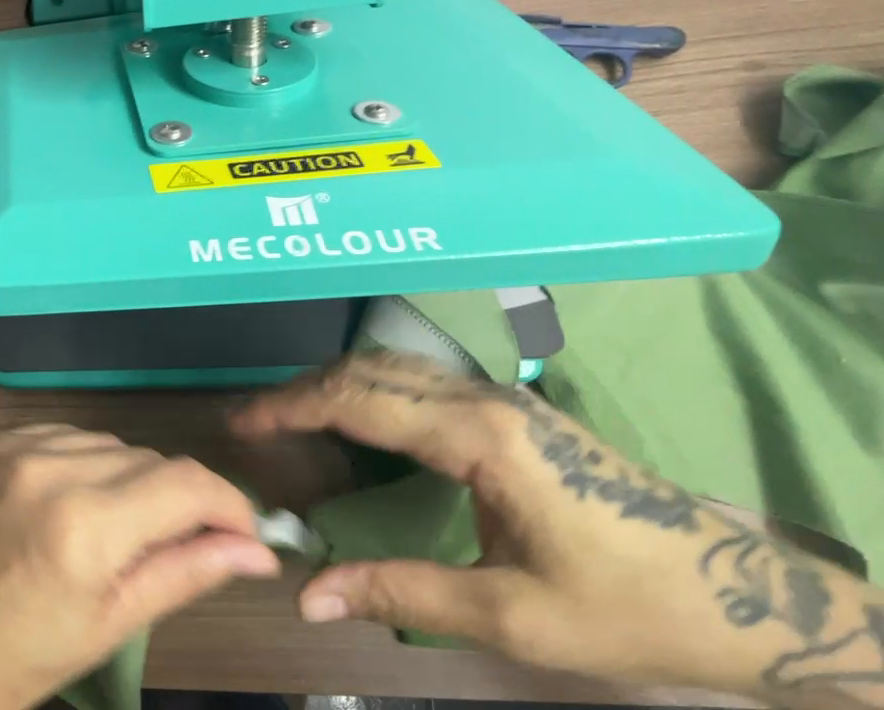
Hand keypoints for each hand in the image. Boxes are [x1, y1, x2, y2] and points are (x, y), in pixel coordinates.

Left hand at [0, 424, 279, 709]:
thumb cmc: (18, 656)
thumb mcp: (111, 624)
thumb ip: (186, 572)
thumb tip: (258, 551)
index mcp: (86, 524)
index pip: (187, 483)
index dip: (229, 505)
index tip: (242, 535)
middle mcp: (50, 468)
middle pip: (149, 459)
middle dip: (177, 499)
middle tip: (177, 544)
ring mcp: (11, 446)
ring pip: (108, 443)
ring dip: (129, 478)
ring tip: (116, 528)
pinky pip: (61, 435)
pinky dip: (82, 462)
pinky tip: (72, 500)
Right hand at [231, 353, 883, 707]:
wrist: (744, 599)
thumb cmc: (625, 607)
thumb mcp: (510, 615)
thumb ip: (401, 593)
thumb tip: (308, 597)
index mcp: (479, 438)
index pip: (358, 401)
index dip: (290, 407)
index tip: (240, 423)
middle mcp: (484, 401)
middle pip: (369, 372)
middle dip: (302, 391)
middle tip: (252, 423)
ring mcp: (503, 401)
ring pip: (394, 369)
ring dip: (334, 386)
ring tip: (290, 419)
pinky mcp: (514, 414)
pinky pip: (421, 384)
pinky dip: (368, 392)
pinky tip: (355, 421)